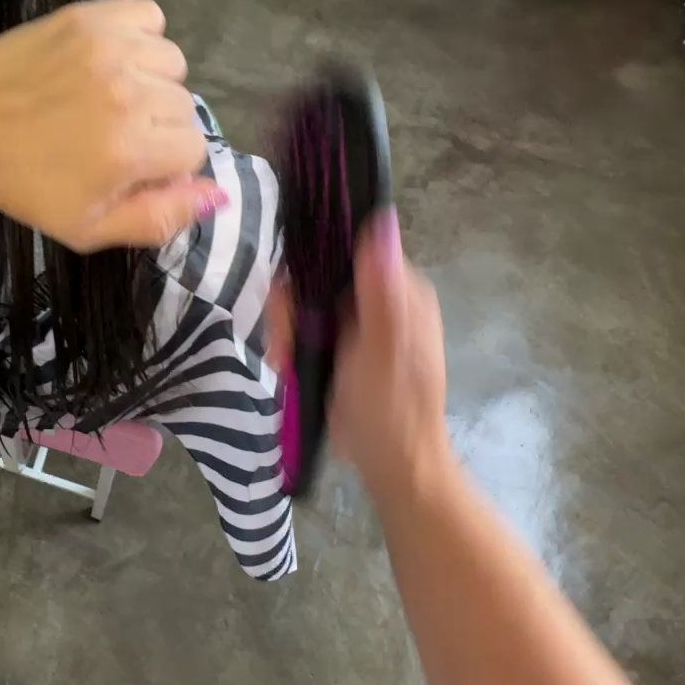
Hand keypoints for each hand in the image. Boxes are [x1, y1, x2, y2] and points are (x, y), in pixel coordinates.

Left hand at [0, 0, 220, 251]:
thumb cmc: (27, 189)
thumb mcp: (92, 228)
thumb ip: (160, 218)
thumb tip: (218, 195)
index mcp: (131, 149)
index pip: (194, 149)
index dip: (165, 163)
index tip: (129, 165)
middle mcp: (129, 92)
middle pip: (185, 107)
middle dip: (158, 127)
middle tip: (111, 134)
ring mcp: (109, 47)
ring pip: (172, 63)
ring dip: (151, 82)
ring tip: (109, 95)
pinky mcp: (87, 17)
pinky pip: (148, 16)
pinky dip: (140, 36)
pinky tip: (111, 59)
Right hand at [266, 209, 453, 496]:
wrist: (390, 464)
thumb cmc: (390, 408)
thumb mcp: (383, 347)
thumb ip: (379, 288)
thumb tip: (382, 220)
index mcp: (401, 290)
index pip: (346, 248)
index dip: (312, 263)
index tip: (290, 296)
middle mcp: (380, 296)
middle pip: (317, 273)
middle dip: (292, 306)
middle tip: (284, 342)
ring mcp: (357, 319)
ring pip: (304, 298)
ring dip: (286, 327)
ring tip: (284, 359)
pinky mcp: (339, 341)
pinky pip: (302, 322)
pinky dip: (289, 341)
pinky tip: (286, 363)